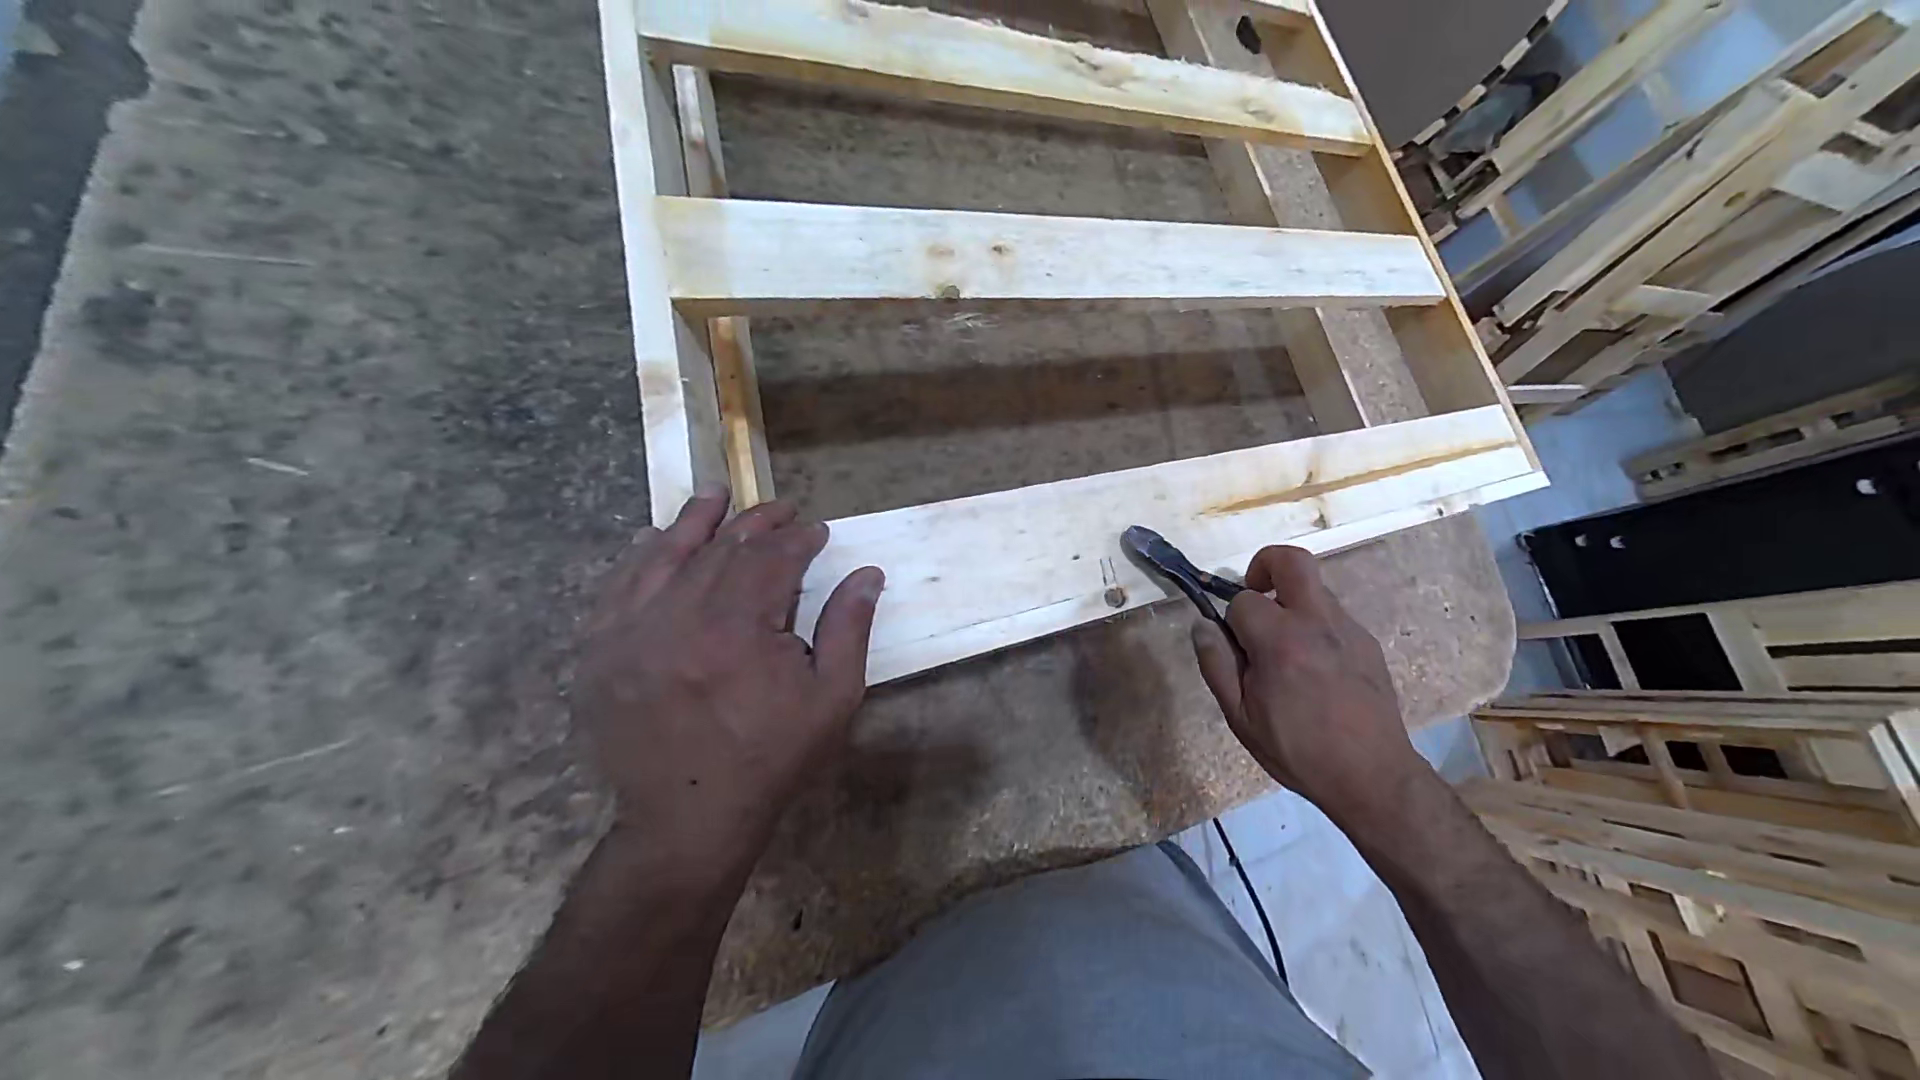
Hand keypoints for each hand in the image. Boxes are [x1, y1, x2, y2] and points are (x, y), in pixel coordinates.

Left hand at [573, 489, 884, 886]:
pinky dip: (641, 555)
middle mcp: (678, 617)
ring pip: (667, 555)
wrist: (687, 819)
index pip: (772, 559)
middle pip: (723, 549)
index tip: (817, 532)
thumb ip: (848, 629)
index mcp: (738, 629)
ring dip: (696, 521)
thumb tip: (867, 574)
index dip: (799, 539)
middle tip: (781, 510)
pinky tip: (655, 538)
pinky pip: (618, 585)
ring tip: (717, 494)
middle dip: (758, 524)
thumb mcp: (831, 700)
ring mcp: (630, 631)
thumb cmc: (771, 759)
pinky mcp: (600, 651)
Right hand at [1190, 546, 1427, 825]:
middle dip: (1263, 566)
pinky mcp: (1367, 642)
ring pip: (1312, 587)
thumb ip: (1216, 663)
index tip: (1232, 647)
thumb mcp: (1240, 717)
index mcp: (1281, 642)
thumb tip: (1202, 624)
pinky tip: (1309, 666)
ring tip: (1281, 646)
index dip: (1230, 620)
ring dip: (1288, 601)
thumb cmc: (1297, 750)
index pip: (1243, 600)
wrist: (1373, 778)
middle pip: (1291, 560)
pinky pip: (1331, 613)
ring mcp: (1349, 630)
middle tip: (1253, 598)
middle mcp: (1318, 624)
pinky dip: (1311, 623)